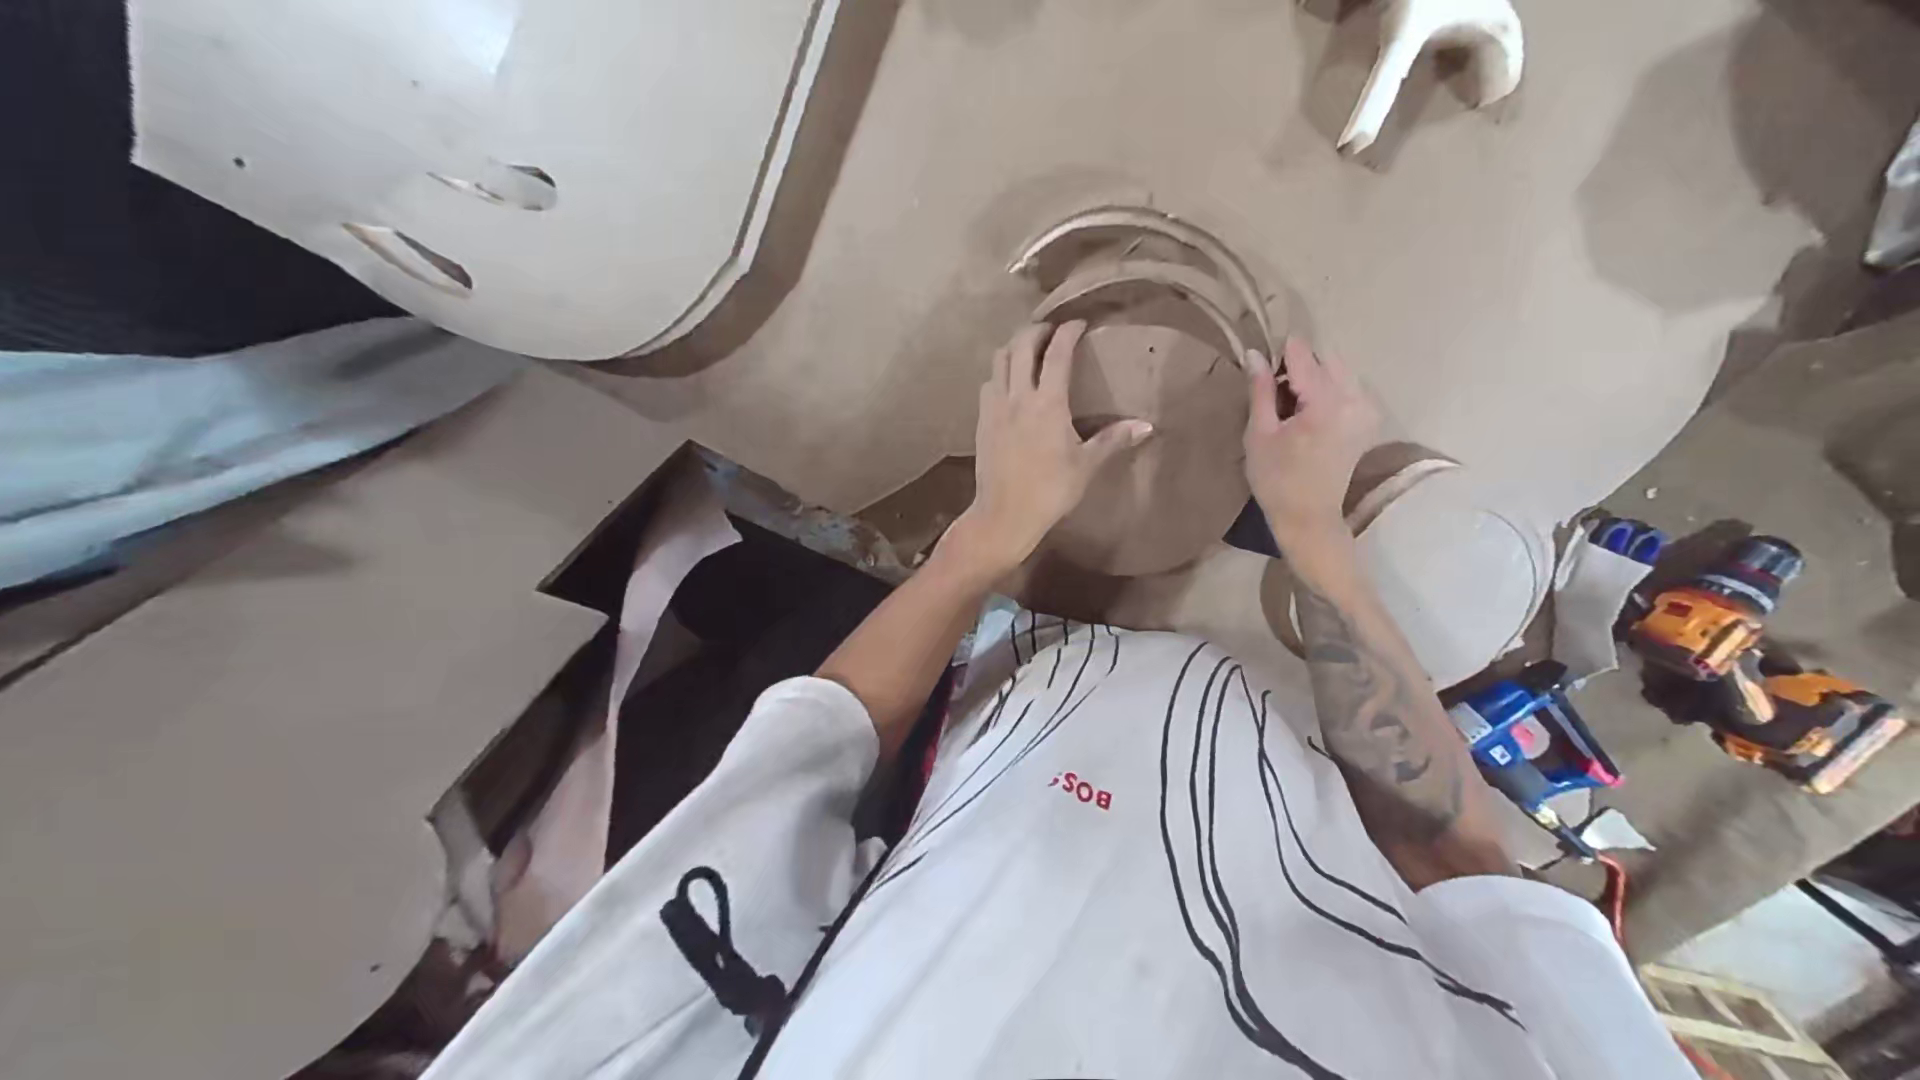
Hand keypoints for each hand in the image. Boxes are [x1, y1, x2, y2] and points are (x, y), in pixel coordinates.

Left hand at [941, 321, 1153, 580]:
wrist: (1004, 514)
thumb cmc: (1050, 491)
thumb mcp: (1086, 465)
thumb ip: (1113, 440)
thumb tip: (1146, 426)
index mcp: (1047, 403)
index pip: (1056, 353)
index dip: (1068, 332)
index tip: (1079, 323)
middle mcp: (1017, 397)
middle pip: (1020, 345)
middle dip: (1036, 330)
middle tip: (1051, 331)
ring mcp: (995, 408)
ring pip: (999, 360)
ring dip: (1014, 347)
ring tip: (1028, 350)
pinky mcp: (982, 421)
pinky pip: (988, 384)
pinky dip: (1000, 372)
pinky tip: (1009, 384)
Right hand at [1244, 338, 1380, 546]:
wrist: (1308, 517)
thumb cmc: (1276, 479)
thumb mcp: (1259, 434)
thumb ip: (1260, 390)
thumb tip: (1255, 354)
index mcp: (1326, 403)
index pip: (1304, 357)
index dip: (1281, 353)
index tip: (1261, 359)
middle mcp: (1355, 399)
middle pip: (1327, 359)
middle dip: (1300, 364)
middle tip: (1273, 389)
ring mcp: (1367, 409)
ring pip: (1339, 371)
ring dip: (1314, 376)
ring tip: (1289, 402)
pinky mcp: (1368, 419)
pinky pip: (1348, 387)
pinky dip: (1327, 389)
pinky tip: (1307, 411)